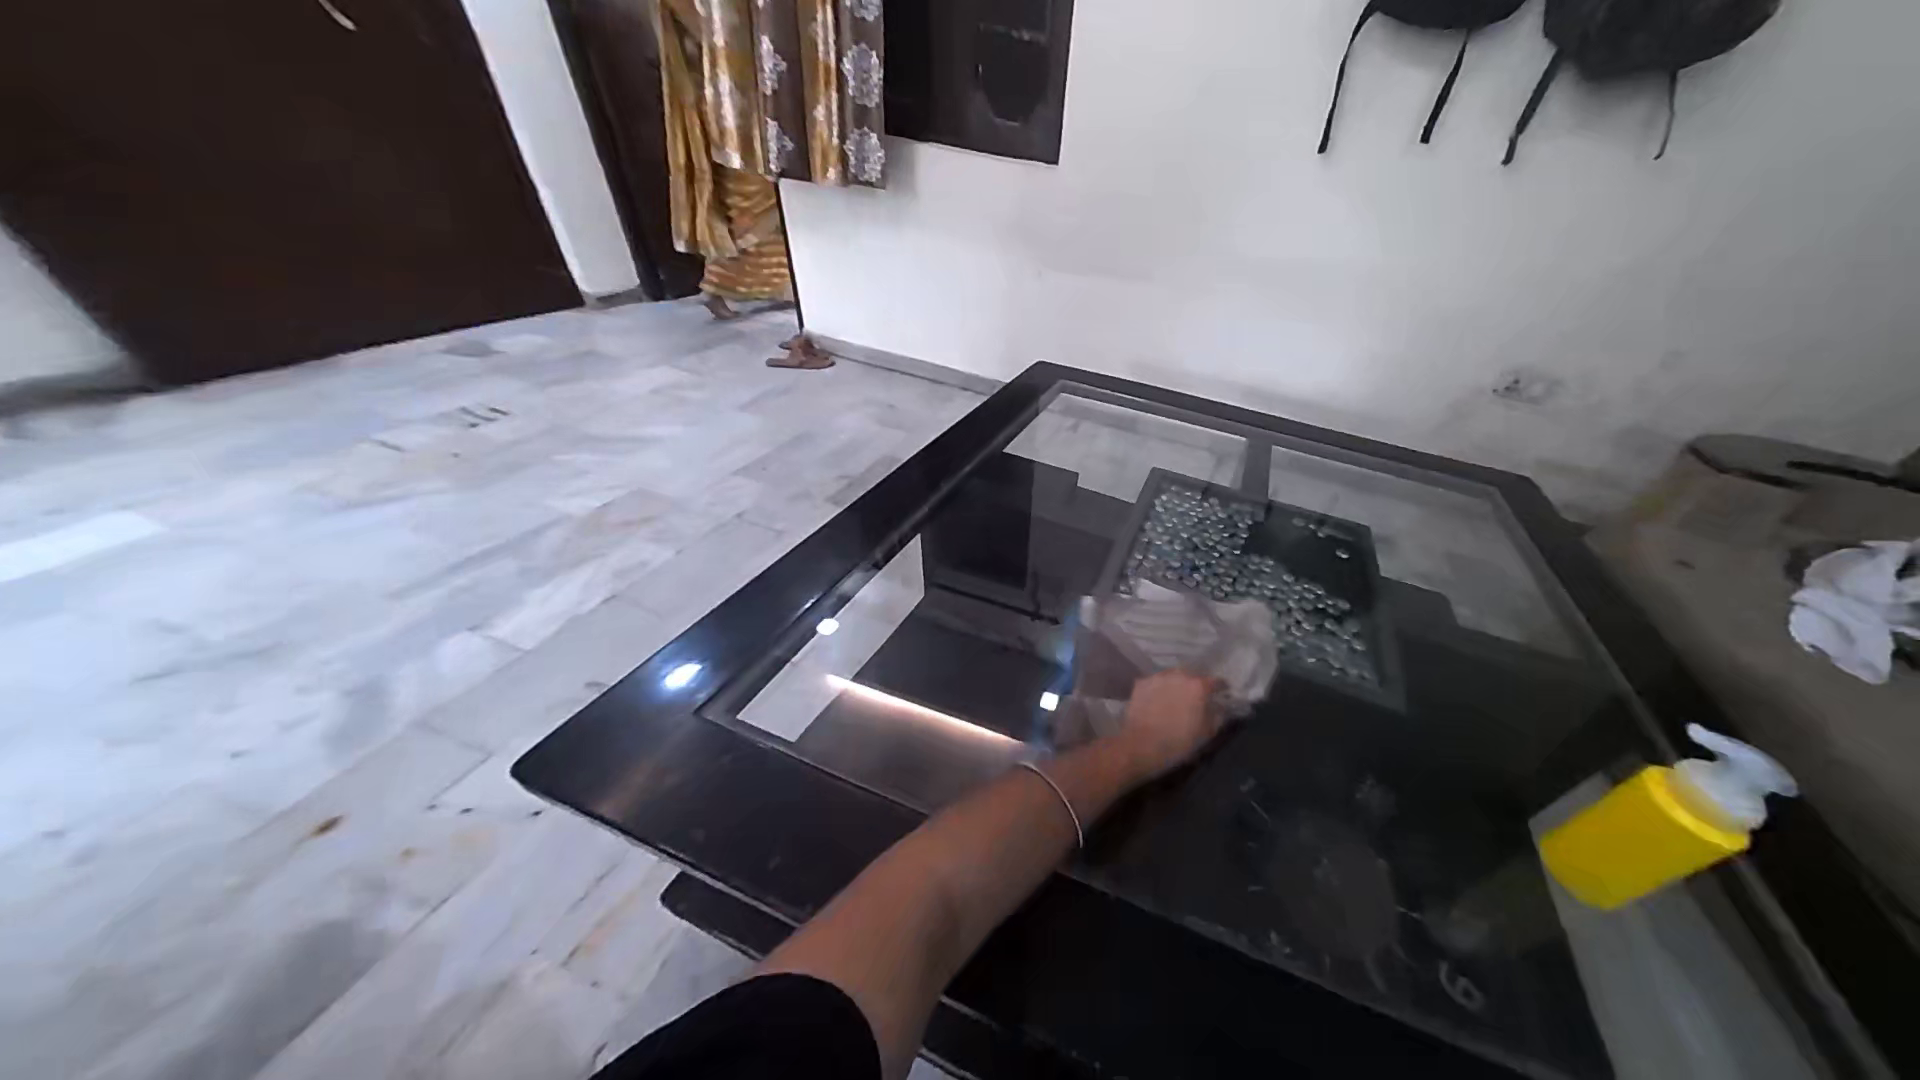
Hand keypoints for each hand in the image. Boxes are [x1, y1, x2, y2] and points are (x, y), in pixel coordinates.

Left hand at [1111, 670, 1227, 781]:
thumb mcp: (1206, 732)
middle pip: (1192, 676)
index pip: (1216, 682)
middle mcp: (1178, 675)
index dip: (1220, 688)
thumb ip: (1216, 716)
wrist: (1141, 744)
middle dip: (1195, 685)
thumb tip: (1219, 707)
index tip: (1221, 694)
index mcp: (1198, 686)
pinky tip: (1157, 700)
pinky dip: (1159, 689)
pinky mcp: (1141, 683)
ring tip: (1175, 698)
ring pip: (1172, 677)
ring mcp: (1157, 677)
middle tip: (1195, 698)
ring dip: (1176, 685)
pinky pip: (1155, 682)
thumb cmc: (1178, 741)